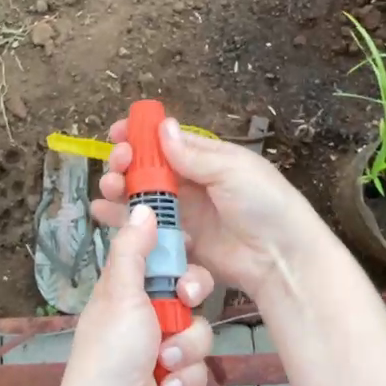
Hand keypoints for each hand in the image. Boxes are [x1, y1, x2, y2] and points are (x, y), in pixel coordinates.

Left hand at [57, 205, 215, 385]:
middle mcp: (141, 316)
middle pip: (186, 292)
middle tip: (183, 303)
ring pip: (197, 330)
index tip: (187, 250)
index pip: (157, 257)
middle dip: (189, 303)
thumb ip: (133, 250)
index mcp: (123, 290)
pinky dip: (187, 378)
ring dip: (187, 348)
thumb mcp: (120, 293)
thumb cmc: (112, 351)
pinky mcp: (175, 380)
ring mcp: (159, 349)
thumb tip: (143, 208)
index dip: (176, 253)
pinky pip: (199, 366)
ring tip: (166, 365)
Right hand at [91, 117, 331, 297]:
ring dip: (119, 190)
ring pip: (141, 198)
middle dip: (124, 163)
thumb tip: (163, 127)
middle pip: (146, 169)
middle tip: (116, 166)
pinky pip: (146, 229)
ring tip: (107, 190)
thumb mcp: (232, 170)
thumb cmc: (264, 203)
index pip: (165, 141)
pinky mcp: (178, 243)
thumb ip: (193, 155)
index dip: (139, 135)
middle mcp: (189, 184)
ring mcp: (182, 214)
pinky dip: (122, 220)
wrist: (282, 258)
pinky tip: (103, 214)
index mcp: (205, 159)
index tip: (117, 133)